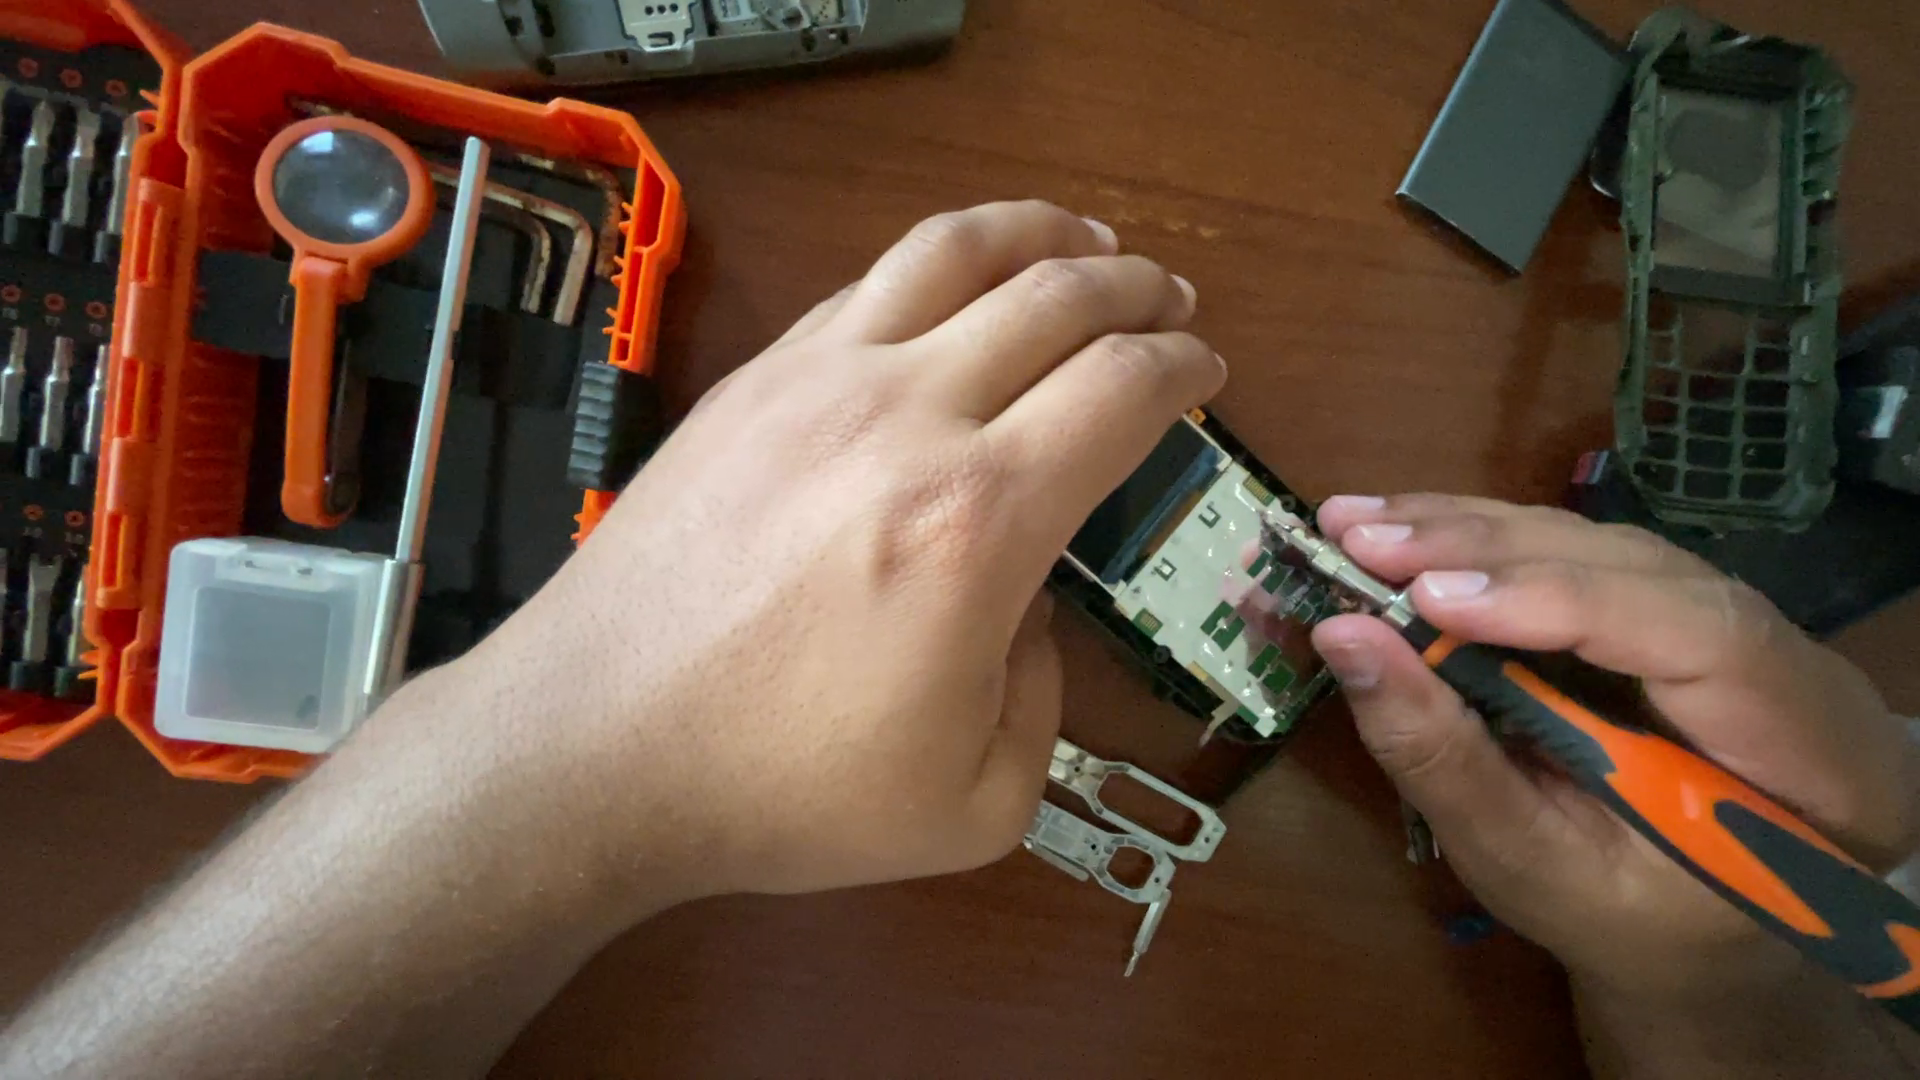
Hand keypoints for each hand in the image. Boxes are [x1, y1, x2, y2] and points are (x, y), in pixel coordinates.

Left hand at [447, 201, 1222, 910]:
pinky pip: (866, 286)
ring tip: (1086, 242)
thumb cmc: (783, 791)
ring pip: (955, 250)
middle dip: (1138, 288)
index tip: (1206, 370)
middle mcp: (908, 417)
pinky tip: (957, 291)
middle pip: (1057, 297)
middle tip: (1170, 301)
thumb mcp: (977, 800)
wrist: (594, 747)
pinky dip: (939, 267)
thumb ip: (1045, 695)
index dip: (1183, 369)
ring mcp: (818, 380)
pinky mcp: (752, 380)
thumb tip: (1030, 606)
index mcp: (981, 521)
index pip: (1122, 391)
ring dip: (1042, 234)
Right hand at [1307, 494, 1919, 996]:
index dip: (1558, 603)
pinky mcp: (1633, 598)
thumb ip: (1438, 755)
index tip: (1426, 599)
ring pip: (1579, 539)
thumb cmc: (1613, 912)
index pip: (1701, 639)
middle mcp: (1772, 656)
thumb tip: (1341, 636)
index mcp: (1808, 754)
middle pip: (1627, 564)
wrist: (1672, 919)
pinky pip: (1546, 545)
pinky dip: (1456, 532)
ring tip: (1347, 526)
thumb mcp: (1519, 855)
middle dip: (1478, 548)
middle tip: (1354, 542)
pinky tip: (1388, 526)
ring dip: (1453, 526)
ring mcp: (1700, 613)